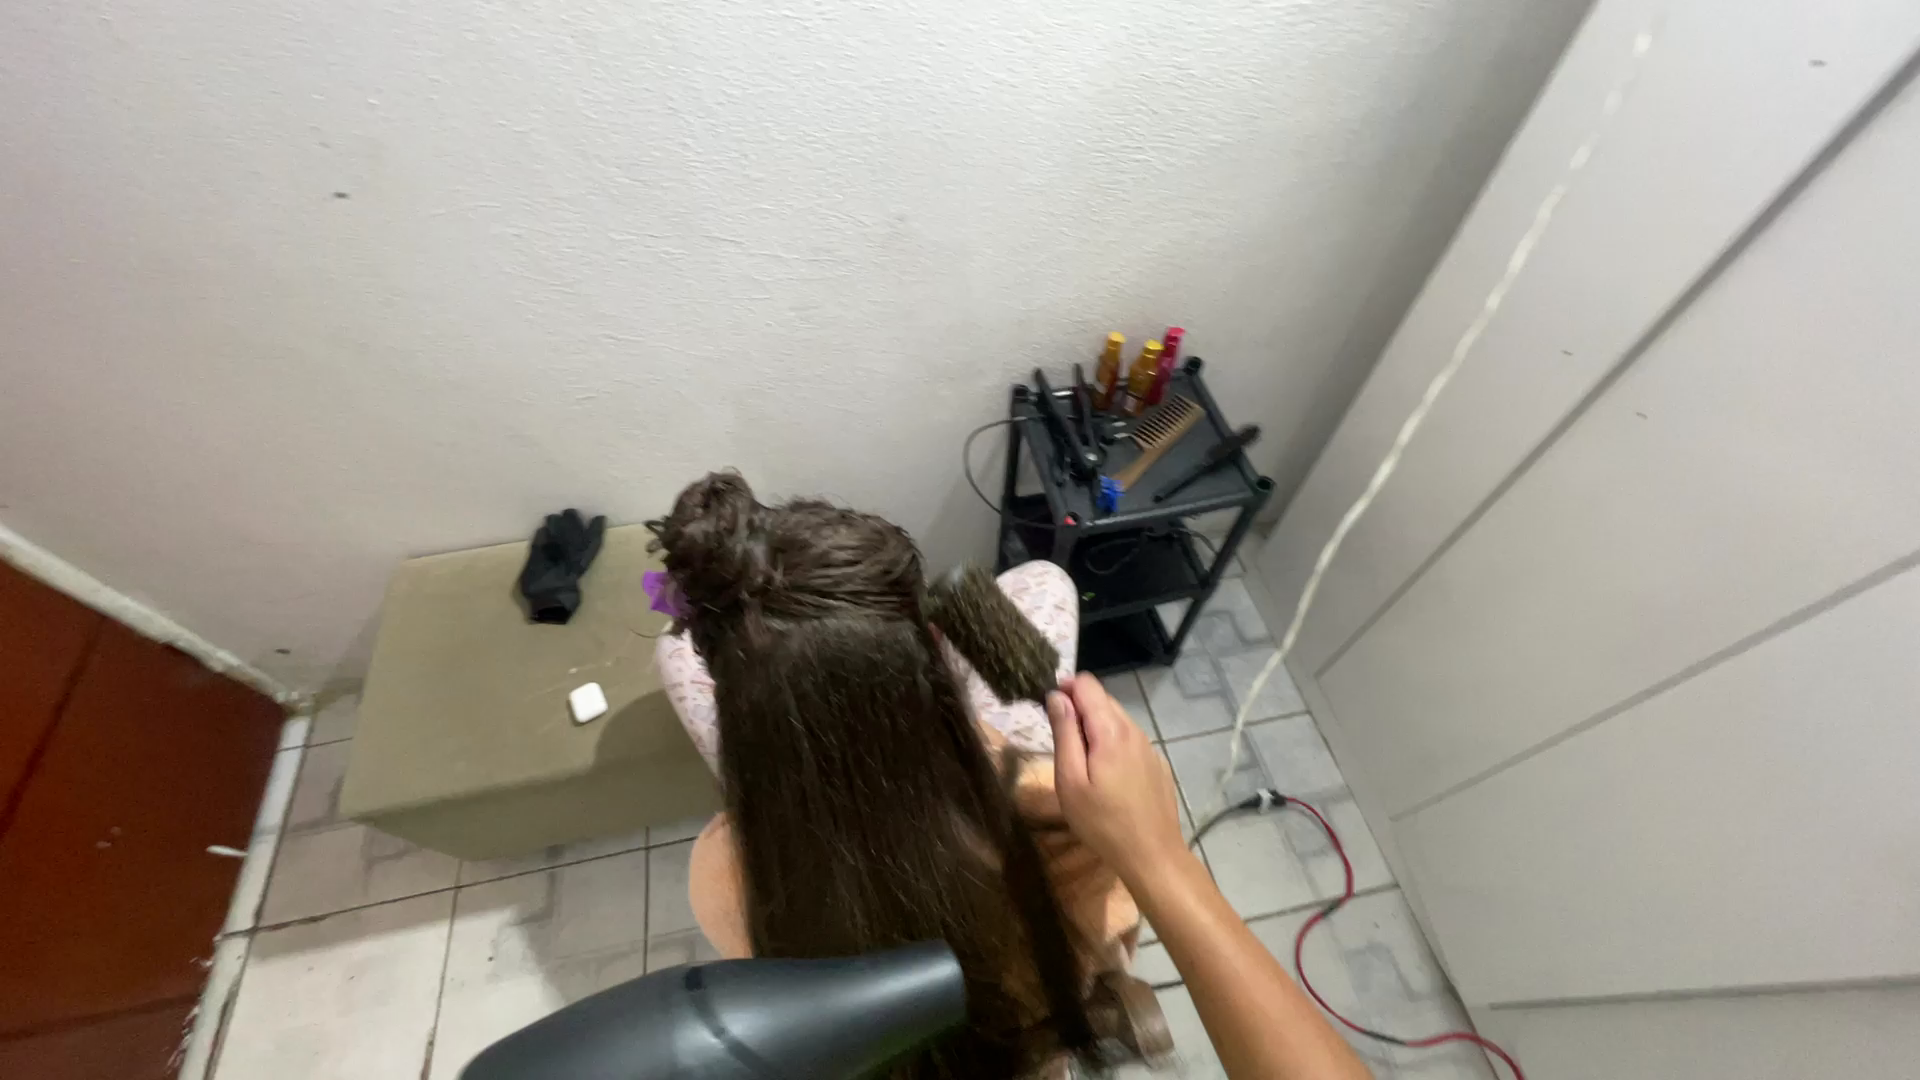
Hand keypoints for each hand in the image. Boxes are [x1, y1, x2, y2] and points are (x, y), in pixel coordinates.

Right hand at [1047, 673, 1189, 885]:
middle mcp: (1133, 729)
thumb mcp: (1070, 780)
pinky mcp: (1157, 763)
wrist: (1153, 856)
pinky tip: (1108, 777)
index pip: (1087, 683)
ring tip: (1083, 763)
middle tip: (1063, 744)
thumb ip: (1064, 732)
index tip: (1050, 712)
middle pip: (1102, 698)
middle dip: (1078, 709)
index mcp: (1110, 729)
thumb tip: (1056, 696)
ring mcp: (1149, 746)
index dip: (1065, 689)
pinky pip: (1130, 739)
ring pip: (1117, 718)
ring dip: (1095, 727)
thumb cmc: (1102, 822)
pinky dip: (1113, 743)